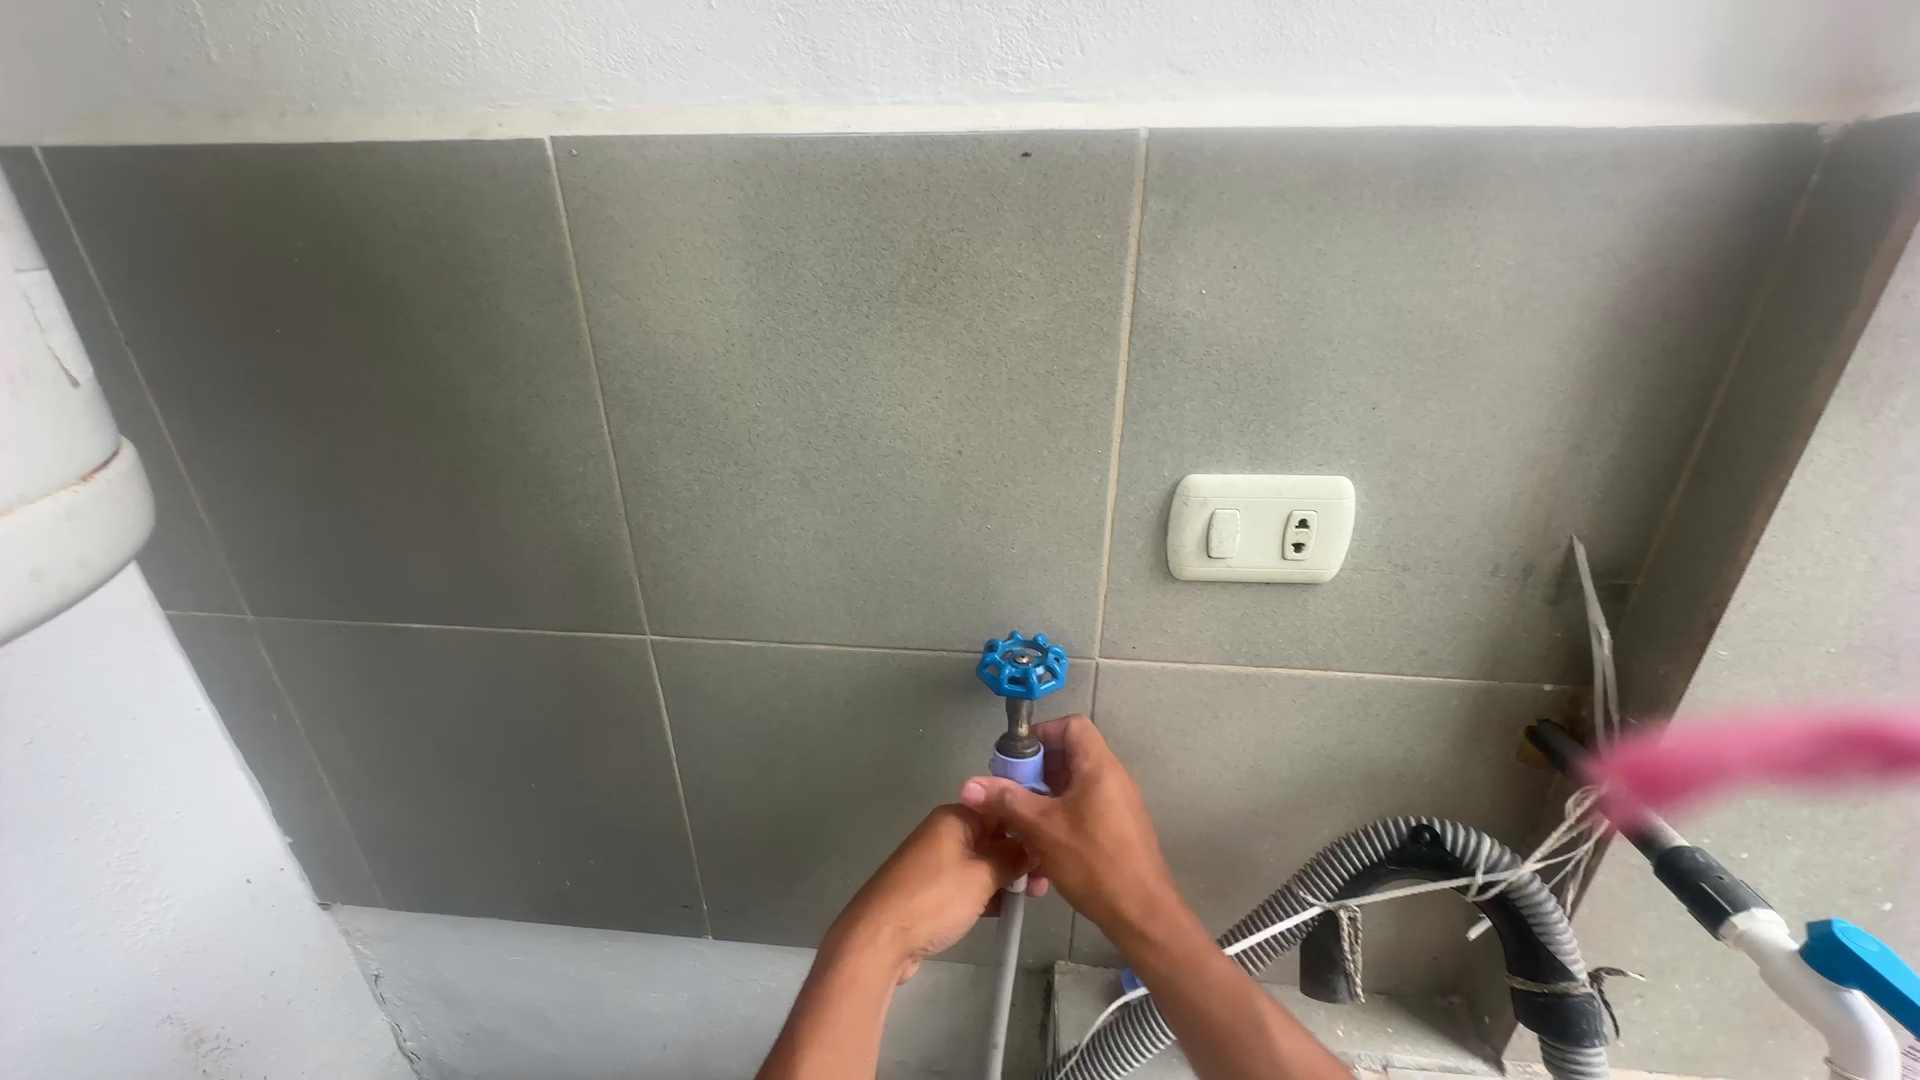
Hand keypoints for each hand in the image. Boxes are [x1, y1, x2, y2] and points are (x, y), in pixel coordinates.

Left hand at [825, 804, 1033, 982]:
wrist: (879, 939)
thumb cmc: (934, 899)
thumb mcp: (981, 876)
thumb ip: (1012, 857)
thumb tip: (1035, 843)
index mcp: (956, 818)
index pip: (1000, 809)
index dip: (1027, 826)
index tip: (1053, 845)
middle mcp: (945, 833)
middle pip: (993, 837)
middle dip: (1020, 856)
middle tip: (1045, 880)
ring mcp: (937, 862)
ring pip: (983, 863)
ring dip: (1006, 877)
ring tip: (1033, 896)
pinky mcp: (933, 890)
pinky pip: (969, 883)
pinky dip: (987, 893)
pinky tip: (1006, 909)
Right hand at [959, 714, 1180, 939]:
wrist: (1142, 914)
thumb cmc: (1093, 862)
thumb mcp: (1042, 827)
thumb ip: (1006, 800)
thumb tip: (969, 784)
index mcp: (1099, 766)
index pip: (1072, 725)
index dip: (1042, 734)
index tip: (1017, 760)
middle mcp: (1113, 776)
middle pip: (1072, 753)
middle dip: (1038, 769)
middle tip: (1013, 792)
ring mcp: (1119, 802)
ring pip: (1077, 782)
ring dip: (1047, 793)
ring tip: (1024, 818)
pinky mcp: (1120, 826)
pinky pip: (1086, 804)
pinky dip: (1062, 811)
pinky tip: (1044, 840)